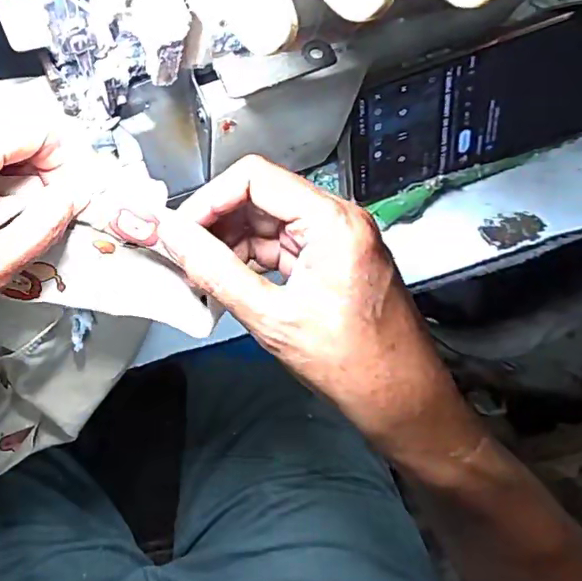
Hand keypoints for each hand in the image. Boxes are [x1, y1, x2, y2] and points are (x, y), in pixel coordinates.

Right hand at [154, 157, 487, 472]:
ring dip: (227, 243)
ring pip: (261, 221)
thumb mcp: (270, 317)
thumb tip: (178, 238)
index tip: (183, 227)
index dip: (210, 199)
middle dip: (214, 222)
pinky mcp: (327, 259)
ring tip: (200, 273)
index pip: (254, 178)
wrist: (403, 401)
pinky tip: (225, 281)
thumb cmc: (360, 365)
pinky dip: (245, 259)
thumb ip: (215, 271)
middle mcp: (337, 221)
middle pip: (257, 196)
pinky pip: (275, 244)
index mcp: (333, 223)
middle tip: (183, 250)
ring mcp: (333, 239)